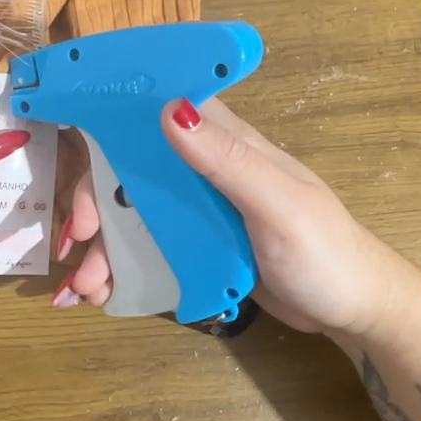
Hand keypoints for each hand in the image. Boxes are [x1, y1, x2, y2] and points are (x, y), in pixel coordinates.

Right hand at [53, 97, 414, 338]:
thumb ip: (229, 161)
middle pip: (128, 170)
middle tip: (79, 239)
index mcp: (225, 145)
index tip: (72, 140)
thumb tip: (172, 111)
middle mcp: (202, 170)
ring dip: (100, 246)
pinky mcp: (194, 247)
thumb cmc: (325, 251)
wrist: (349, 310)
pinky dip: (116, 269)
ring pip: (130, 214)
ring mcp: (195, 211)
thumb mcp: (280, 204)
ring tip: (83, 288)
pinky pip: (144, 249)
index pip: (158, 112)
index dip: (110, 120)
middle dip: (94, 201)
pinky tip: (97, 294)